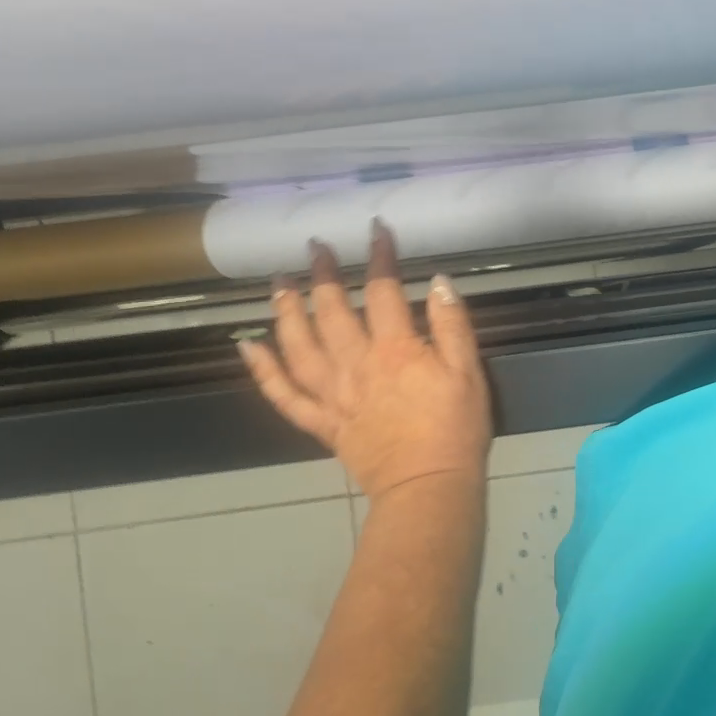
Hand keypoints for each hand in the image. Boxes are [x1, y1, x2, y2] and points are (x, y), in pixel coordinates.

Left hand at [238, 221, 493, 498]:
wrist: (428, 485)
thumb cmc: (456, 426)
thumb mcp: (469, 370)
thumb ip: (453, 324)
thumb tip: (438, 281)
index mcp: (396, 348)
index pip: (383, 291)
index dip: (379, 257)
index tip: (376, 229)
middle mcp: (356, 364)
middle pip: (331, 311)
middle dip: (322, 275)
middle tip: (315, 248)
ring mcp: (332, 394)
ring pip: (298, 346)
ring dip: (285, 311)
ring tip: (277, 284)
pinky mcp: (321, 422)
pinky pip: (283, 394)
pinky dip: (262, 369)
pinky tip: (246, 345)